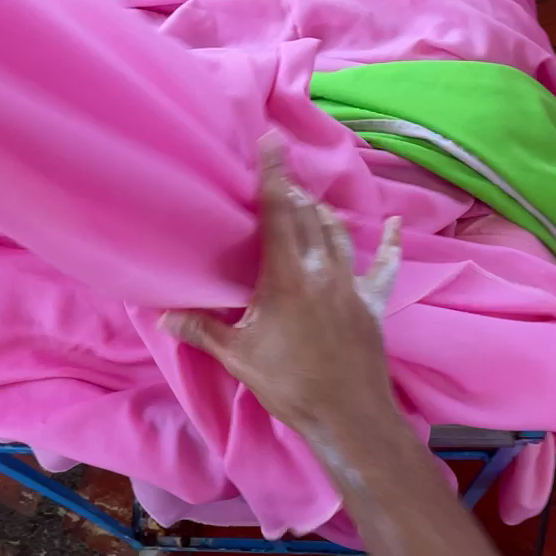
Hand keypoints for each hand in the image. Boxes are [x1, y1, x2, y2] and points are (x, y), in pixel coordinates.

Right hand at [159, 139, 401, 445]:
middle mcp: (321, 268)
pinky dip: (388, 244)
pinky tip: (392, 225)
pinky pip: (383, 266)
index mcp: (287, 274)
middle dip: (291, 190)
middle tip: (277, 177)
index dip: (273, 173)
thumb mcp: (238, 356)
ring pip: (336, 232)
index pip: (279, 211)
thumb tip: (162, 315)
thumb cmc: (289, 383)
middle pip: (306, 214)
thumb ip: (202, 330)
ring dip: (320, 211)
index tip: (271, 140)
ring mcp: (350, 283)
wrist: (348, 415)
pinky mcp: (372, 302)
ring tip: (306, 200)